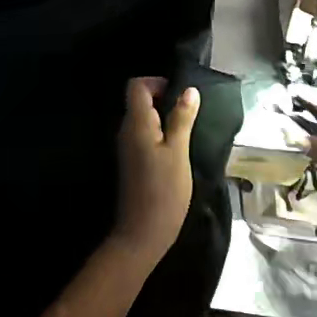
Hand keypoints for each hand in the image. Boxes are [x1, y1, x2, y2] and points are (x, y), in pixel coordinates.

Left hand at [112, 77, 197, 259]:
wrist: (142, 232)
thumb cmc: (164, 191)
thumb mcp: (178, 153)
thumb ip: (181, 120)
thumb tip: (189, 90)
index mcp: (135, 124)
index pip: (136, 86)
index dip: (158, 84)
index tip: (181, 98)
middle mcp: (126, 131)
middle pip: (140, 100)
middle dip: (164, 100)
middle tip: (190, 117)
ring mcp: (127, 146)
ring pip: (143, 119)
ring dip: (164, 119)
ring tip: (188, 133)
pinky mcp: (132, 160)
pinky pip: (144, 135)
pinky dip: (160, 135)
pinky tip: (177, 150)